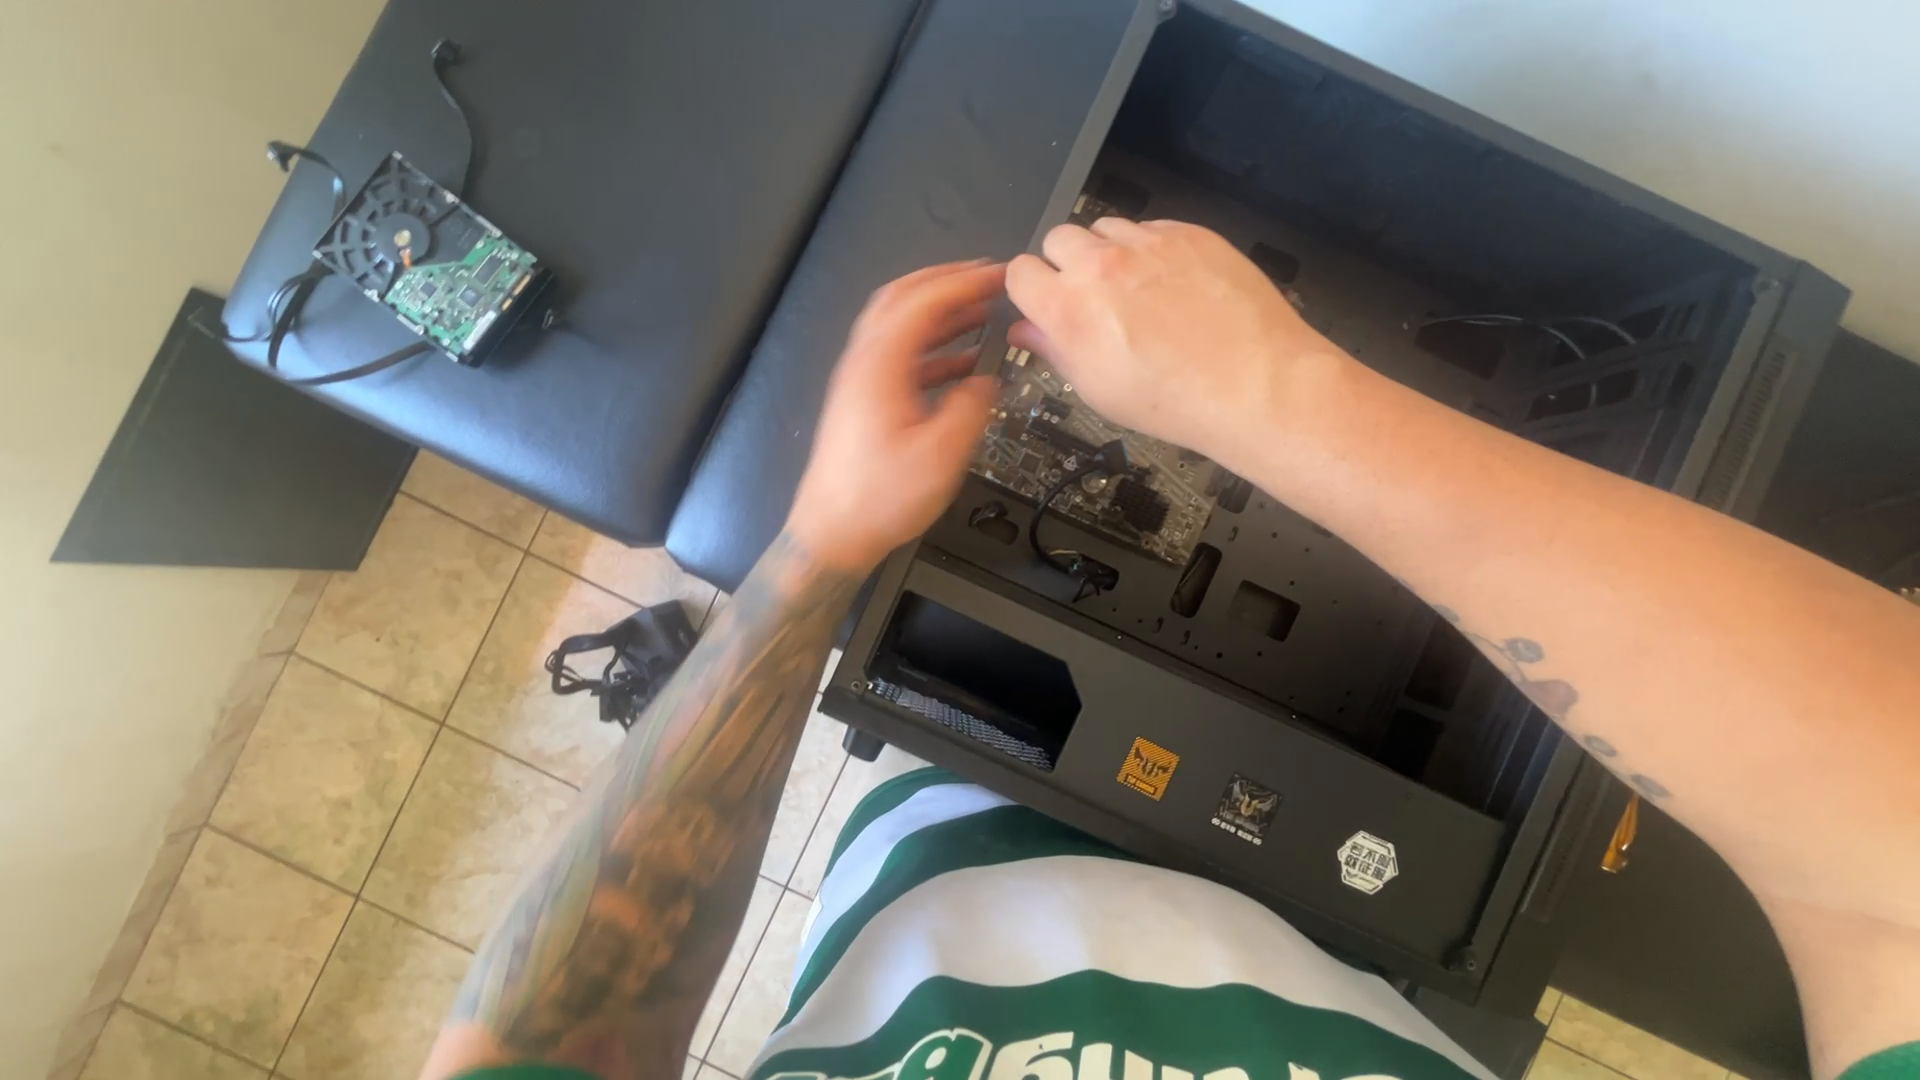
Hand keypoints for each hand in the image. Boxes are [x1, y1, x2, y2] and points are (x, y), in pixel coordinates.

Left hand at [785, 260, 1003, 572]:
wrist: (832, 533)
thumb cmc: (878, 499)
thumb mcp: (941, 455)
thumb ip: (971, 408)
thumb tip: (986, 382)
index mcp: (880, 366)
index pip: (924, 301)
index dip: (964, 281)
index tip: (998, 274)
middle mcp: (863, 363)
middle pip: (902, 299)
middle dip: (946, 282)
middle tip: (984, 278)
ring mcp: (859, 382)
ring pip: (898, 326)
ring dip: (939, 313)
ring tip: (979, 312)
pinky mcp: (863, 402)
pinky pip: (900, 358)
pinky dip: (931, 348)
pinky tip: (960, 363)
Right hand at [1005, 219, 1346, 466]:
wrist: (1250, 383)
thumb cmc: (1170, 399)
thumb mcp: (1096, 389)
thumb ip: (1053, 349)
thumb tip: (1025, 329)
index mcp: (1067, 308)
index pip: (1020, 272)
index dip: (1030, 289)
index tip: (1043, 304)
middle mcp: (1100, 265)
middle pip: (1058, 239)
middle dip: (1064, 264)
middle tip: (1090, 297)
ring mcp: (1146, 243)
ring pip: (1103, 227)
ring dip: (1106, 252)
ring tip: (1132, 289)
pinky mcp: (1187, 232)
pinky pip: (1150, 228)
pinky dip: (1149, 249)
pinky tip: (1169, 284)